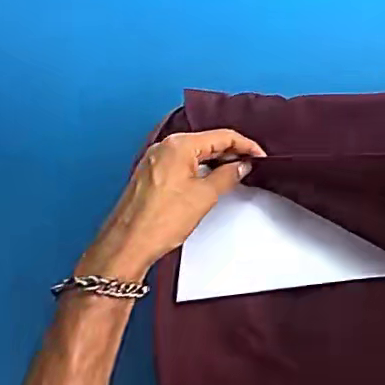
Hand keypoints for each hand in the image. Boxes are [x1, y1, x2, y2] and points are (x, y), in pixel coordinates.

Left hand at [74, 129, 264, 281]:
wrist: (125, 248)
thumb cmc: (157, 222)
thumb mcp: (205, 196)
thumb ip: (229, 174)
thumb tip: (241, 165)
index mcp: (178, 145)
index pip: (222, 136)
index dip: (246, 145)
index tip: (259, 155)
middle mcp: (164, 147)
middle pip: (208, 141)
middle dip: (231, 152)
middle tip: (251, 164)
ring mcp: (155, 160)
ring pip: (195, 152)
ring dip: (216, 160)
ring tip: (235, 173)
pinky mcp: (150, 174)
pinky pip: (182, 162)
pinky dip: (200, 168)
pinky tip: (211, 179)